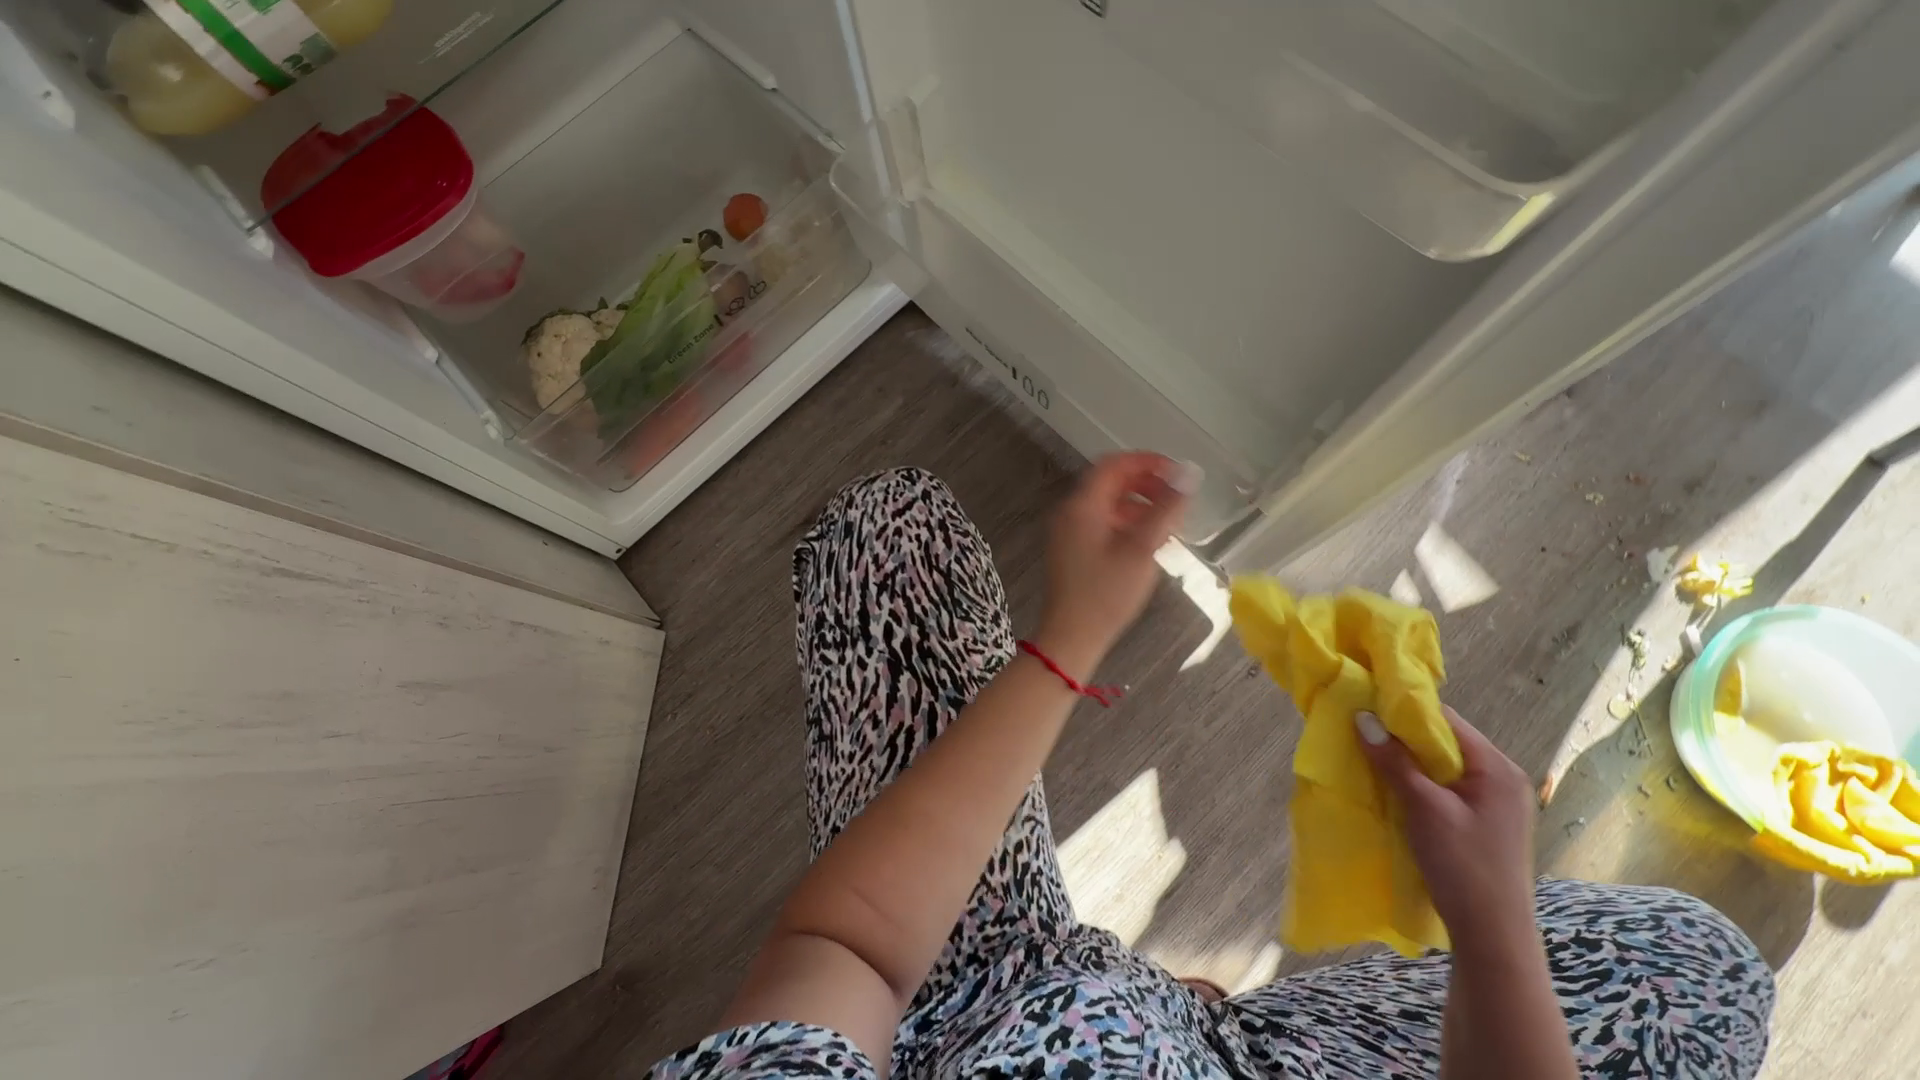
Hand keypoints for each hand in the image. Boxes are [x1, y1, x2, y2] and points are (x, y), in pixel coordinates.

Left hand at [1035, 452, 1193, 676]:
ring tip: (1169, 524)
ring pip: (1107, 504)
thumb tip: (1189, 473)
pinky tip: (1148, 544)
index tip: (1178, 474)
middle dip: (1146, 484)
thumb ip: (1166, 509)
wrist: (1071, 637)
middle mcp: (1070, 512)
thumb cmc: (1106, 594)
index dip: (1148, 462)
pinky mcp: (1072, 550)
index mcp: (1081, 506)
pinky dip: (1127, 524)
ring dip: (1139, 506)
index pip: (1114, 464)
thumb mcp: (1142, 549)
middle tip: (1177, 500)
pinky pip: (1102, 523)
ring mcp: (1068, 532)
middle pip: (1110, 482)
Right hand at [1357, 706, 1536, 951]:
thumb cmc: (1463, 866)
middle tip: (1362, 737)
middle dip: (1403, 739)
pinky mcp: (1485, 824)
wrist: (1493, 937)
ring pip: (1443, 767)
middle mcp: (1503, 778)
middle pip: (1445, 742)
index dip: (1404, 713)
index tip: (1365, 711)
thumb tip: (1363, 717)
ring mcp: (1496, 803)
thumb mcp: (1424, 809)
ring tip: (1372, 762)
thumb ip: (1394, 762)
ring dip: (1409, 763)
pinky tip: (1395, 793)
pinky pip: (1447, 789)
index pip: (1446, 720)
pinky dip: (1420, 785)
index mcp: (1498, 768)